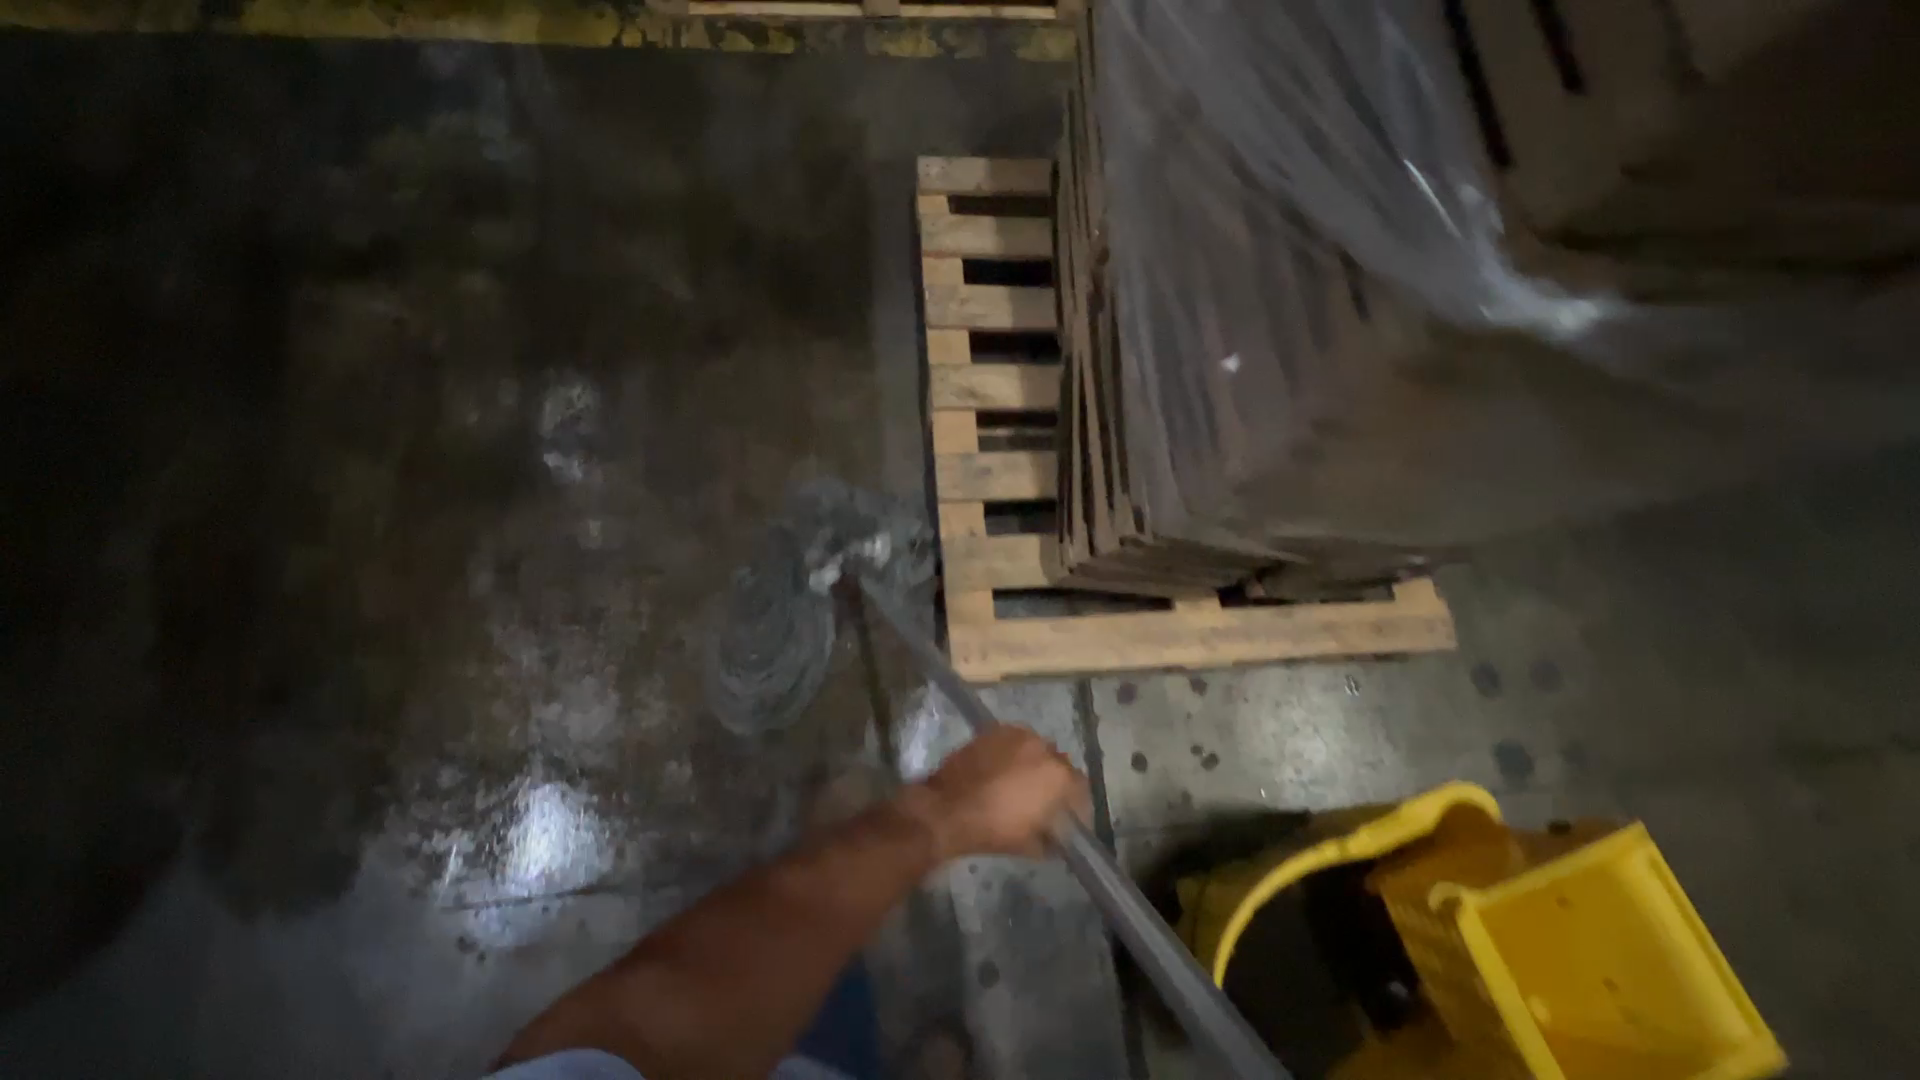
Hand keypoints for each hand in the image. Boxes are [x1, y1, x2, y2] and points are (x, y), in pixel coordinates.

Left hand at [900, 726, 1089, 860]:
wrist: (948, 808)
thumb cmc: (993, 829)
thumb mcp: (1031, 845)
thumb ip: (1053, 840)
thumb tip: (1057, 838)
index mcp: (1059, 777)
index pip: (1081, 788)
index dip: (1077, 805)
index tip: (1070, 817)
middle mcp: (1044, 749)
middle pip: (1060, 765)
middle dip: (1056, 781)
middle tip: (1044, 799)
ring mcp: (1019, 735)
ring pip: (1037, 749)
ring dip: (1035, 763)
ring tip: (1021, 780)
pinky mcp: (996, 730)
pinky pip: (1015, 741)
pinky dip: (1015, 753)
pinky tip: (1003, 767)